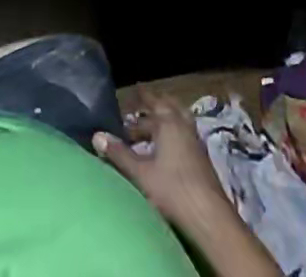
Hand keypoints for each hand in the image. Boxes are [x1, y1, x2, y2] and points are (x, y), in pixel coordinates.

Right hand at [94, 95, 234, 230]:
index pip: (153, 100)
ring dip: (162, 122)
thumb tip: (96, 135)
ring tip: (146, 128)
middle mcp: (183, 127)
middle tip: (138, 108)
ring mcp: (194, 142)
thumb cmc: (172, 189)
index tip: (133, 89)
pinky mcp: (200, 159)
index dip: (142, 95)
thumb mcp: (140, 172)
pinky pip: (182, 136)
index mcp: (168, 123)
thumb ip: (118, 153)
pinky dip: (170, 135)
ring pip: (177, 122)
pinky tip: (161, 149)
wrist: (209, 217)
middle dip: (154, 106)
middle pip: (168, 108)